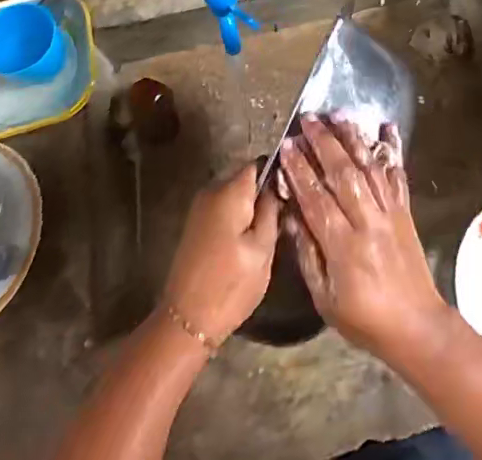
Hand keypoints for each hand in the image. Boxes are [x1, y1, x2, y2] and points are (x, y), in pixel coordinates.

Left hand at [160, 160, 281, 345]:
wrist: (187, 317)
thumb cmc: (230, 285)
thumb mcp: (262, 250)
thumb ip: (270, 212)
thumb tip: (277, 184)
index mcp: (229, 192)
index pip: (258, 164)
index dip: (278, 172)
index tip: (294, 189)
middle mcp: (211, 189)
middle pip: (245, 176)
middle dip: (265, 190)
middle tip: (286, 213)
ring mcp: (200, 205)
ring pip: (235, 192)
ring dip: (252, 204)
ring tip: (272, 227)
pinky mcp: (196, 221)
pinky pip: (224, 205)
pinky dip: (238, 214)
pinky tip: (250, 237)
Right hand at [277, 116, 451, 362]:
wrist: (417, 328)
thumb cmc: (364, 318)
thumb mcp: (324, 296)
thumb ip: (307, 251)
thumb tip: (291, 213)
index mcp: (344, 246)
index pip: (316, 198)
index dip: (300, 169)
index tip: (286, 145)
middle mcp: (368, 222)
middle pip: (344, 174)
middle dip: (324, 143)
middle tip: (308, 119)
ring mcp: (391, 214)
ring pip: (370, 168)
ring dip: (353, 139)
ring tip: (338, 115)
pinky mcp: (406, 212)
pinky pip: (397, 176)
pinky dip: (392, 151)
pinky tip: (387, 129)